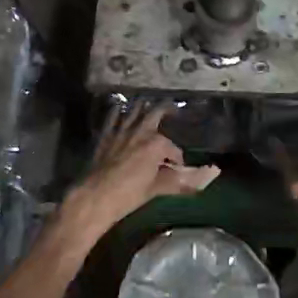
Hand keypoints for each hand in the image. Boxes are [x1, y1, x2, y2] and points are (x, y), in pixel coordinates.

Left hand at [62, 104, 218, 234]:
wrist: (97, 196)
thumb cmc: (130, 194)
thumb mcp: (156, 188)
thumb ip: (177, 182)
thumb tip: (200, 182)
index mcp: (157, 144)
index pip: (173, 148)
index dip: (177, 157)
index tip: (177, 166)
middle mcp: (140, 131)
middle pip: (155, 113)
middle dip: (165, 109)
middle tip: (172, 106)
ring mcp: (121, 131)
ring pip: (133, 111)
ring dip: (142, 106)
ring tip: (148, 101)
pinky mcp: (105, 135)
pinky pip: (112, 117)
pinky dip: (117, 111)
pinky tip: (118, 107)